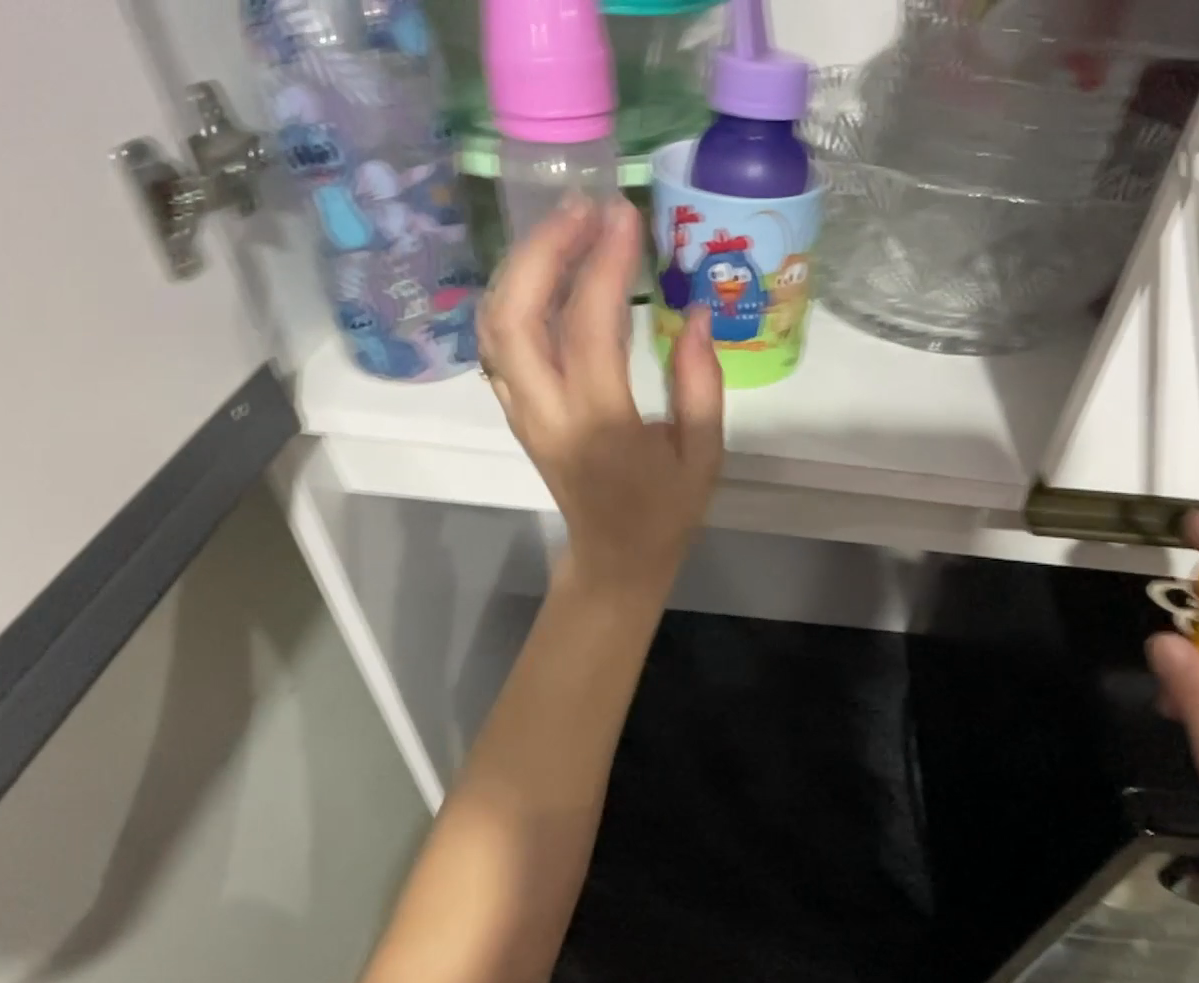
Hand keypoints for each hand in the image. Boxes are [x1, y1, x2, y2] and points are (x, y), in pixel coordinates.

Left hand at [478, 196, 724, 596]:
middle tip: (582, 209)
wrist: (614, 557)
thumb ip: (701, 383)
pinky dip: (514, 294)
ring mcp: (522, 412)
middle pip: (514, 316)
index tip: (625, 216)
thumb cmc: (665, 512)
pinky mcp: (516, 410)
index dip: (604, 264)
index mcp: (600, 426)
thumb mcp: (704, 455)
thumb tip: (696, 312)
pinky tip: (546, 269)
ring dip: (522, 266)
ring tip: (564, 227)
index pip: (589, 327)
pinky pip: (499, 343)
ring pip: (494, 326)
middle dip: (542, 250)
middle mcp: (547, 413)